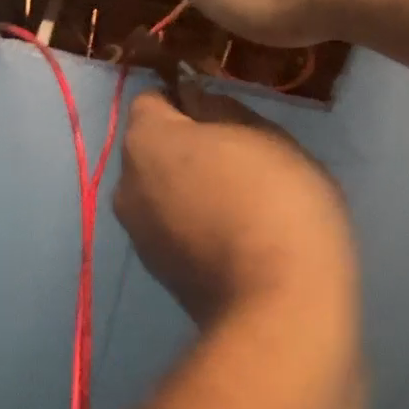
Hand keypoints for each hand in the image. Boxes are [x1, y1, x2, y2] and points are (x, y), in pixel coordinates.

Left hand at [114, 86, 356, 324]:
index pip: (153, 100)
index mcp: (145, 140)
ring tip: (244, 204)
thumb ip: (221, 109)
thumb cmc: (275, 200)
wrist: (281, 309)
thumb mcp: (264, 134)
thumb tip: (195, 99)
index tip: (226, 117)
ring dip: (190, 189)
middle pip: (153, 149)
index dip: (187, 101)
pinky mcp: (159, 275)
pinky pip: (173, 228)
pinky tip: (238, 238)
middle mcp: (127, 185)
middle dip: (188, 148)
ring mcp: (138, 235)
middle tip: (242, 160)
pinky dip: (195, 225)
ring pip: (162, 191)